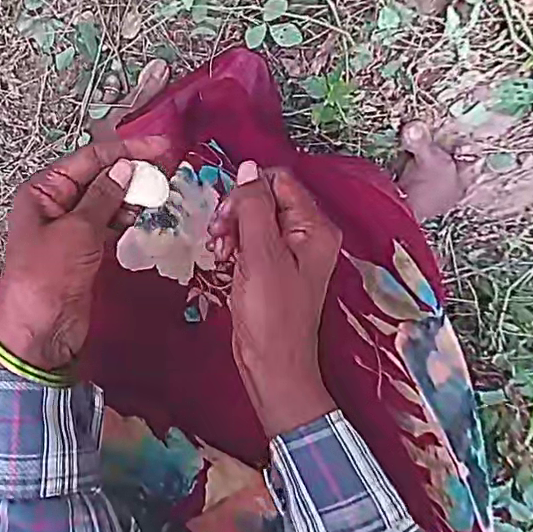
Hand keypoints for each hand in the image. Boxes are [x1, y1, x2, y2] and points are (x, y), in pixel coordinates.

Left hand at [0, 135, 174, 371]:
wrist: (40, 332)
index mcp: (43, 191)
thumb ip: (103, 196)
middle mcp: (55, 204)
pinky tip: (147, 215)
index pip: (88, 159)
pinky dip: (127, 219)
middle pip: (98, 178)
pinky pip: (109, 225)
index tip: (161, 147)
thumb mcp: (76, 231)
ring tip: (162, 192)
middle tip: (168, 170)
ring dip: (132, 196)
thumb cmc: (48, 276)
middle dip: (131, 172)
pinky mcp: (84, 251)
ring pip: (107, 202)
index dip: (125, 150)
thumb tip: (125, 167)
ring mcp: (70, 228)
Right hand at [210, 162, 342, 435]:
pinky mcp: (271, 266)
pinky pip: (249, 239)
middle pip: (264, 198)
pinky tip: (222, 257)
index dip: (248, 192)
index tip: (226, 215)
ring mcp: (288, 251)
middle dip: (236, 211)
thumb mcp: (261, 256)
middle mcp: (305, 235)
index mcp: (314, 228)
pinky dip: (233, 243)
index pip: (278, 182)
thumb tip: (246, 167)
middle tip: (218, 234)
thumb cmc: (270, 313)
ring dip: (230, 228)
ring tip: (219, 250)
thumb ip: (254, 208)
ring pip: (253, 218)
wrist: (271, 364)